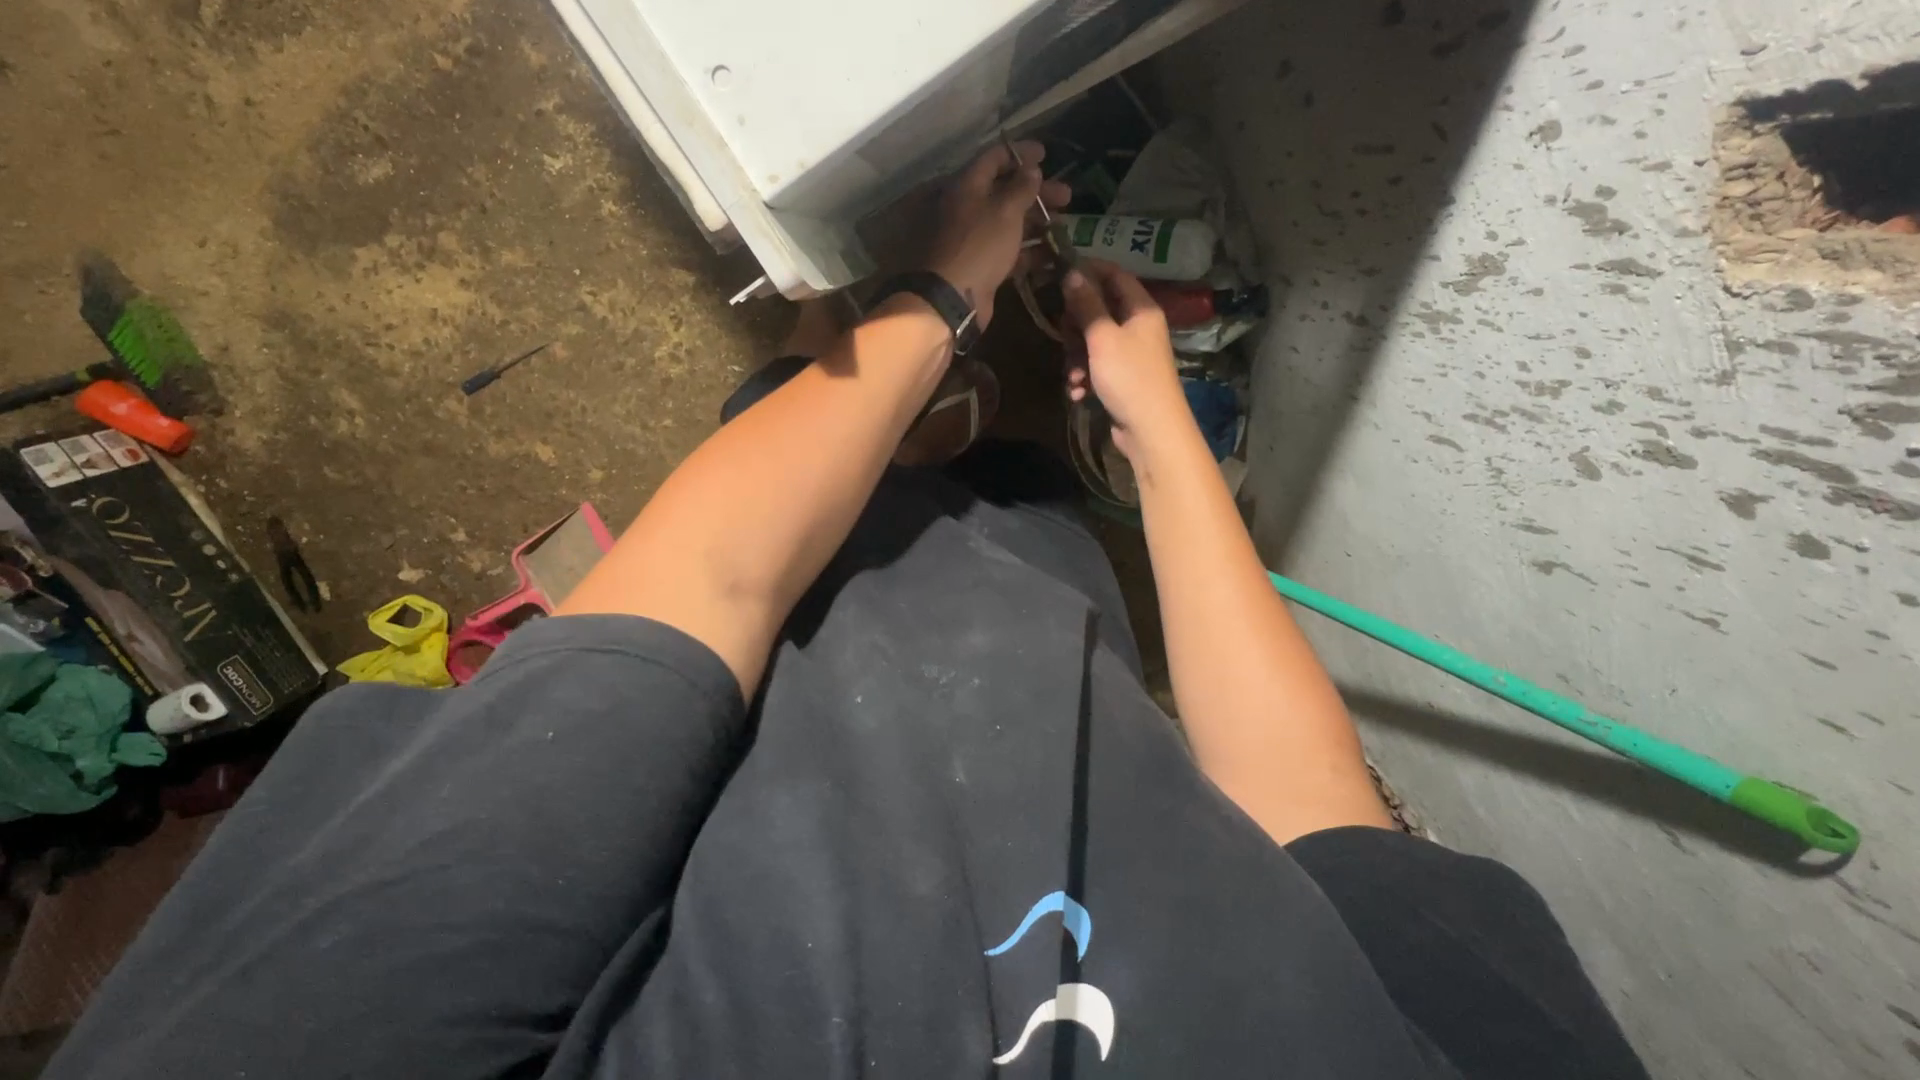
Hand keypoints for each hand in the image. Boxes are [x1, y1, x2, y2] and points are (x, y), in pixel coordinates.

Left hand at [923, 140, 1069, 330]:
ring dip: (1038, 222)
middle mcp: (969, 209)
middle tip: (1067, 196)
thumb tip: (1031, 169)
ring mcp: (976, 239)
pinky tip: (1054, 254)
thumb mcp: (1005, 210)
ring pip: (1011, 223)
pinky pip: (1010, 252)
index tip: (1045, 154)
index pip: (994, 158)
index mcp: (968, 186)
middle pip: (1006, 192)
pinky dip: (1031, 251)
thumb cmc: (980, 245)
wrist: (953, 298)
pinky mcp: (983, 265)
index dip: (1020, 153)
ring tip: (1064, 225)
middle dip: (1038, 193)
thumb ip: (1021, 187)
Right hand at [1061, 260, 1192, 461]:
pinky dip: (1084, 377)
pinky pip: (1096, 366)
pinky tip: (1078, 392)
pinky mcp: (1122, 377)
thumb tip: (1072, 272)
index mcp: (1141, 309)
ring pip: (1092, 341)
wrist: (1151, 430)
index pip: (1114, 275)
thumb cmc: (1129, 378)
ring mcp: (1130, 353)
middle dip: (1075, 326)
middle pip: (1098, 309)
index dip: (1088, 271)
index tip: (1059, 276)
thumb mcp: (1103, 337)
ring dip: (1075, 357)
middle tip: (1066, 339)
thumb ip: (1086, 304)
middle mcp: (1138, 327)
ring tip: (1073, 376)